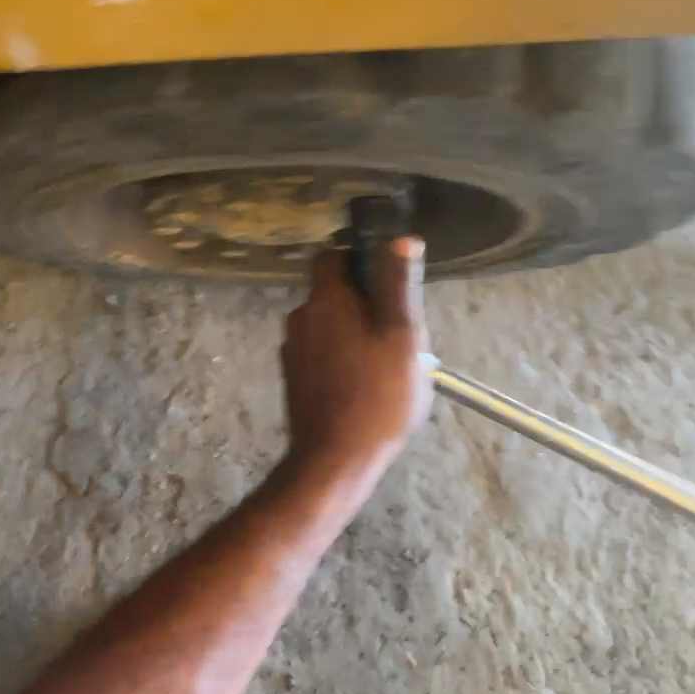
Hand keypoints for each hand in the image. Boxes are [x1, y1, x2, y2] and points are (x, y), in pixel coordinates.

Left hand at [280, 238, 432, 478]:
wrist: (335, 455)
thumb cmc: (378, 393)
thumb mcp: (402, 335)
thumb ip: (398, 284)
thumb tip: (401, 239)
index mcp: (325, 300)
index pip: (330, 257)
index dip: (356, 259)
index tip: (384, 279)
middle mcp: (300, 317)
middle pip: (333, 294)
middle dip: (364, 304)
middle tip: (398, 334)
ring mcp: (292, 348)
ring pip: (328, 325)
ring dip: (354, 333)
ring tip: (386, 365)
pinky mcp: (293, 375)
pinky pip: (320, 352)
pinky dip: (340, 357)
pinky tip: (364, 385)